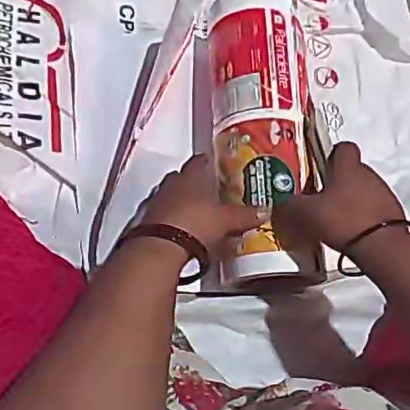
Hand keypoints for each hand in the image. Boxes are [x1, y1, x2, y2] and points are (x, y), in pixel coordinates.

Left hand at [133, 154, 264, 257]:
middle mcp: (171, 183)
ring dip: (183, 203)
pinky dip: (172, 220)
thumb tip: (264, 211)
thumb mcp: (226, 221)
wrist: (160, 249)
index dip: (211, 163)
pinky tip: (183, 232)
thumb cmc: (195, 224)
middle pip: (185, 178)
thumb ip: (245, 215)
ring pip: (172, 196)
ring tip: (199, 216)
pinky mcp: (145, 221)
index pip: (200, 160)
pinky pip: (163, 216)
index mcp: (191, 175)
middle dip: (197, 186)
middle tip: (213, 195)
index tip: (220, 168)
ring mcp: (156, 202)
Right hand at [274, 143, 405, 251]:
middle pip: (351, 171)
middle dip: (336, 183)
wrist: (381, 247)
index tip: (319, 168)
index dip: (331, 154)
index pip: (343, 147)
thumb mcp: (306, 213)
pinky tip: (349, 233)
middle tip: (320, 200)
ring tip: (333, 220)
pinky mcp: (392, 213)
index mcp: (348, 167)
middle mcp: (368, 175)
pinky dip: (362, 217)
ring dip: (350, 201)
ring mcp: (383, 194)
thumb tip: (281, 202)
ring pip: (362, 190)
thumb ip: (291, 205)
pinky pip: (373, 209)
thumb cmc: (343, 220)